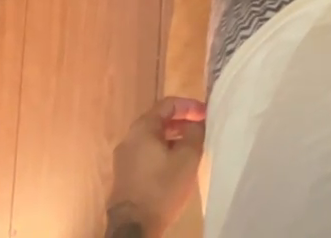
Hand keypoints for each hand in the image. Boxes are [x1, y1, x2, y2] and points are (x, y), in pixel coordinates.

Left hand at [105, 96, 206, 236]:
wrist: (133, 227)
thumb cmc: (162, 187)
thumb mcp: (187, 157)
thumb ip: (195, 133)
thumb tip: (197, 123)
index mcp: (142, 128)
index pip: (169, 104)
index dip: (190, 106)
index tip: (207, 115)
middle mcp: (129, 138)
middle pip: (159, 121)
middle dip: (182, 123)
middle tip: (201, 130)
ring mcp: (124, 158)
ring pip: (153, 139)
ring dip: (173, 140)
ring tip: (191, 149)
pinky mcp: (124, 176)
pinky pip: (146, 154)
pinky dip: (163, 153)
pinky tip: (175, 167)